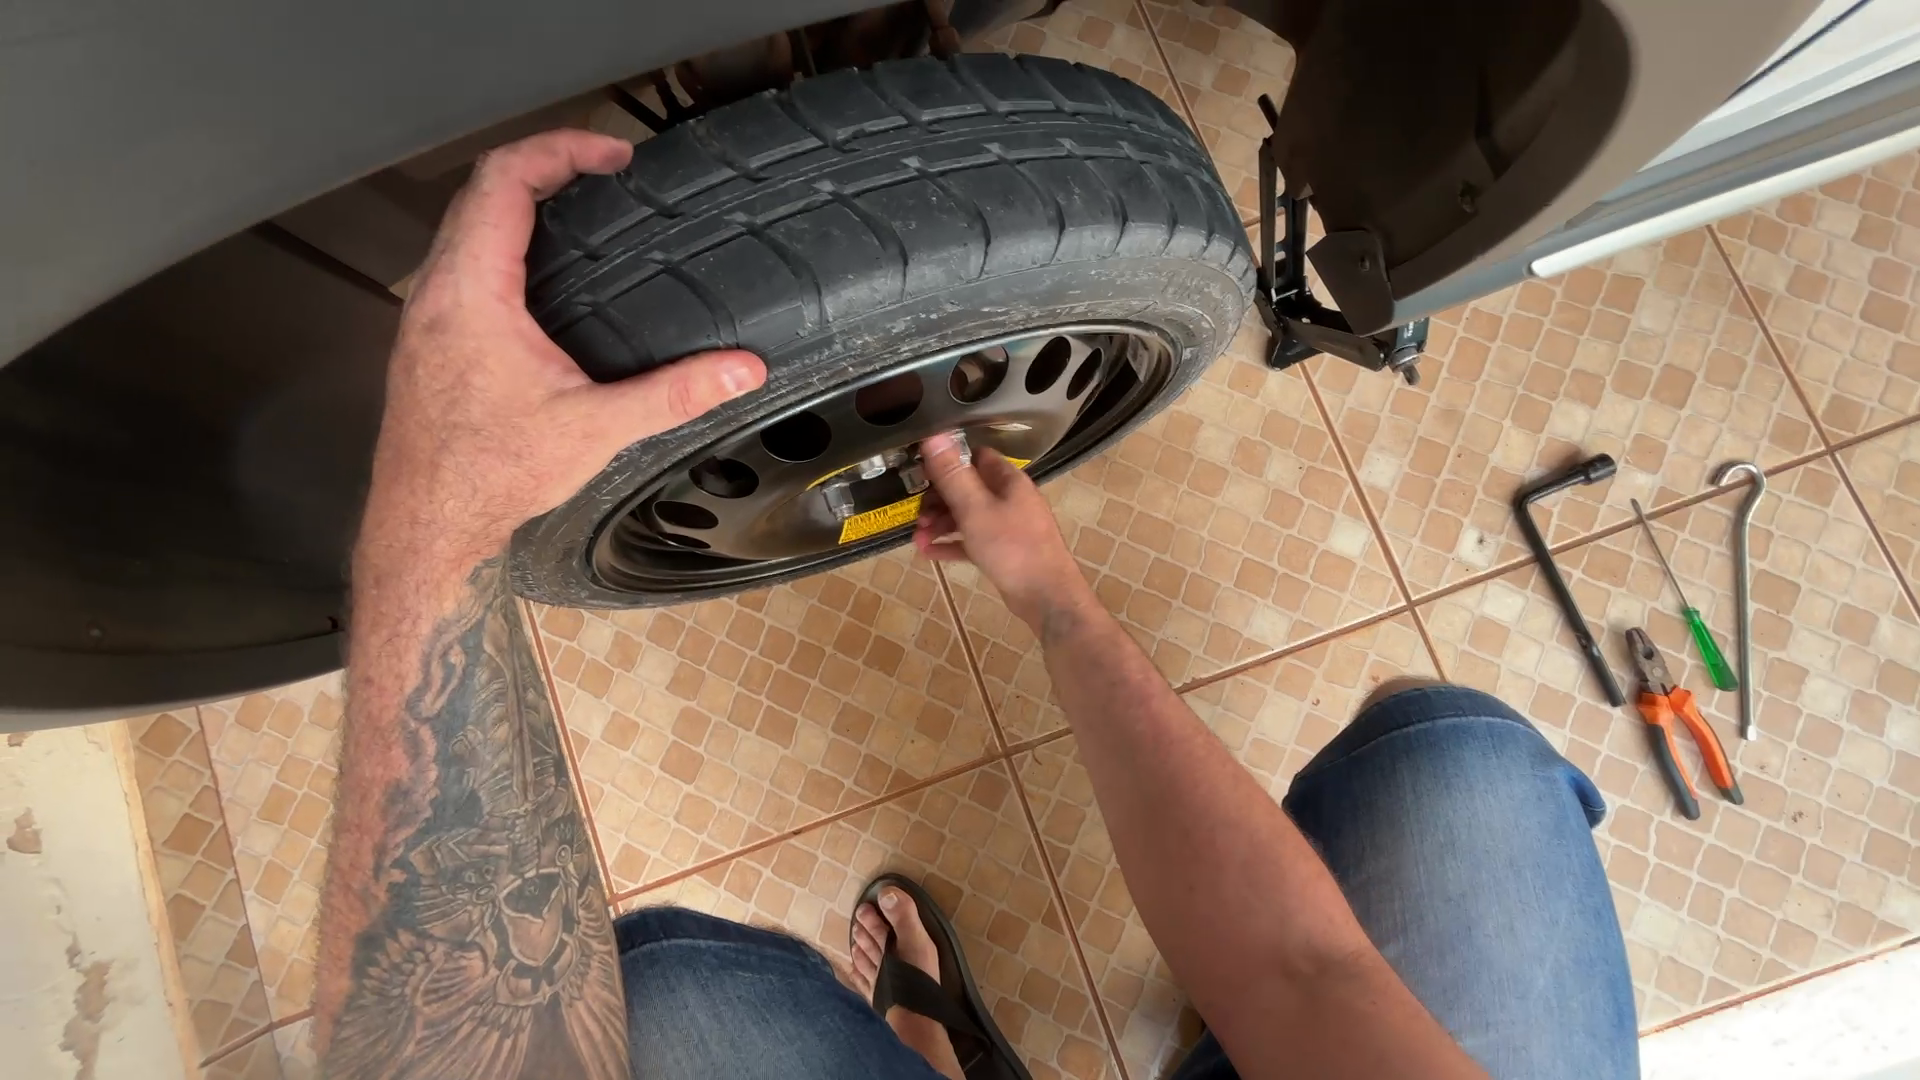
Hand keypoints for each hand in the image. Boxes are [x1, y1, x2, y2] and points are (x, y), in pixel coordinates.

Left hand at [367, 128, 765, 552]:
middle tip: (606, 176)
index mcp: (472, 294)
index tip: (612, 156)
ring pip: (468, 230)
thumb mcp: (597, 429)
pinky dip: (508, 248)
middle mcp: (439, 293)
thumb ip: (675, 394)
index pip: (504, 182)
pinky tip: (547, 284)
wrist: (429, 522)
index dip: (560, 151)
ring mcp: (430, 317)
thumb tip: (739, 370)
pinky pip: (466, 267)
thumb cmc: (491, 474)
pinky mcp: (435, 342)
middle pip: (482, 193)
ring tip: (583, 217)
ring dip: (522, 208)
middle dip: (547, 169)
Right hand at [912, 433, 1096, 629]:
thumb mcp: (975, 508)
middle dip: (938, 500)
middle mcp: (1010, 499)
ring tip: (917, 539)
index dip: (947, 461)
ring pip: (968, 517)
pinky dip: (952, 545)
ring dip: (941, 524)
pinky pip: (972, 541)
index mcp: (1007, 480)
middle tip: (916, 515)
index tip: (920, 471)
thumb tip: (933, 434)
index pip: (975, 456)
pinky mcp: (1004, 551)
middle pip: (968, 488)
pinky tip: (929, 553)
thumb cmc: (1012, 546)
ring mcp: (1008, 526)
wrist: (1046, 596)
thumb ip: (952, 474)